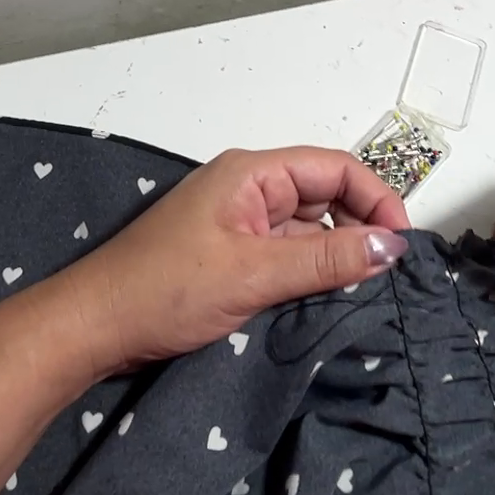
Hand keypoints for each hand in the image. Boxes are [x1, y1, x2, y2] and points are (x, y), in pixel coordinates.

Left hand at [55, 146, 410, 376]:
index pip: (334, 168)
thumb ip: (326, 258)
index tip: (400, 244)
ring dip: (335, 251)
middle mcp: (251, 187)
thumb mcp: (254, 274)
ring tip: (358, 288)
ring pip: (308, 224)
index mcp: (253, 172)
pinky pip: (286, 249)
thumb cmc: (166, 289)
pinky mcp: (232, 250)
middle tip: (382, 275)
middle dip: (358, 227)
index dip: (374, 198)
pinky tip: (323, 295)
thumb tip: (392, 246)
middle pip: (324, 194)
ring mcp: (240, 220)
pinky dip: (309, 268)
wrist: (94, 326)